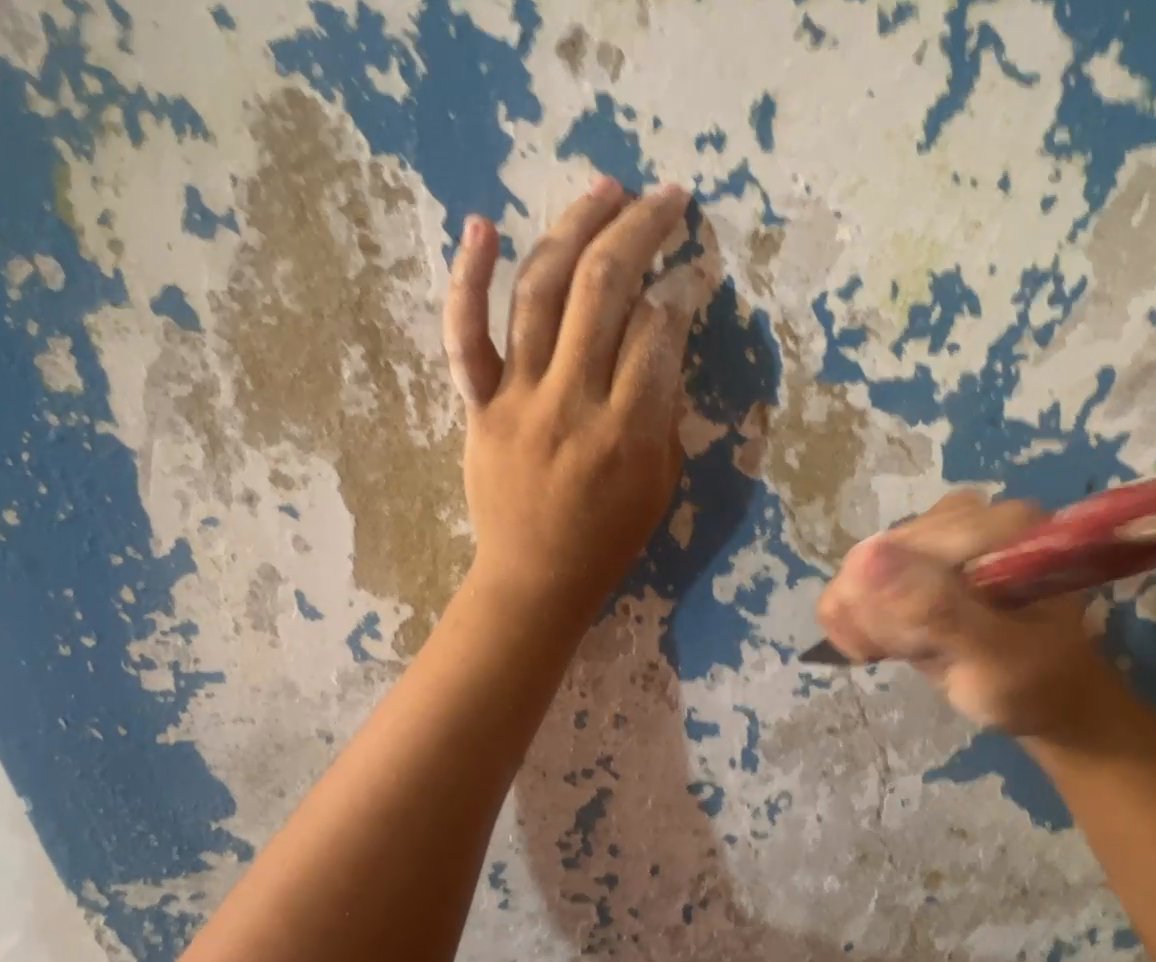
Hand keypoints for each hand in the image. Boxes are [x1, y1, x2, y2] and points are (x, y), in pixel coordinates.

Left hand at [442, 176, 710, 625]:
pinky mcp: (478, 403)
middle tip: (667, 198)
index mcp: (628, 431)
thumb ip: (664, 406)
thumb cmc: (610, 535)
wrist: (535, 579)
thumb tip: (661, 333)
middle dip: (642, 231)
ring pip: (542, 292)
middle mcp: (571, 402)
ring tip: (607, 188)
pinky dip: (469, 278)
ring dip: (576, 229)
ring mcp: (517, 398)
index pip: (657, 331)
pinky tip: (483, 225)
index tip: (690, 270)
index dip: (679, 290)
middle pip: (605, 290)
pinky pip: (465, 336)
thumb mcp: (662, 480)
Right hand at [815, 492, 1111, 733]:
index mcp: (1001, 526)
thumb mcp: (993, 657)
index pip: (908, 548)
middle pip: (876, 554)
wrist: (1043, 696)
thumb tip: (867, 558)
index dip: (888, 603)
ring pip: (858, 566)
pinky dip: (856, 617)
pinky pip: (853, 574)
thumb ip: (938, 611)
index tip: (902, 651)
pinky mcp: (911, 552)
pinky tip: (887, 639)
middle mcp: (966, 516)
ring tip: (911, 648)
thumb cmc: (1033, 683)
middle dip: (883, 617)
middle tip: (919, 653)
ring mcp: (934, 532)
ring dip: (870, 620)